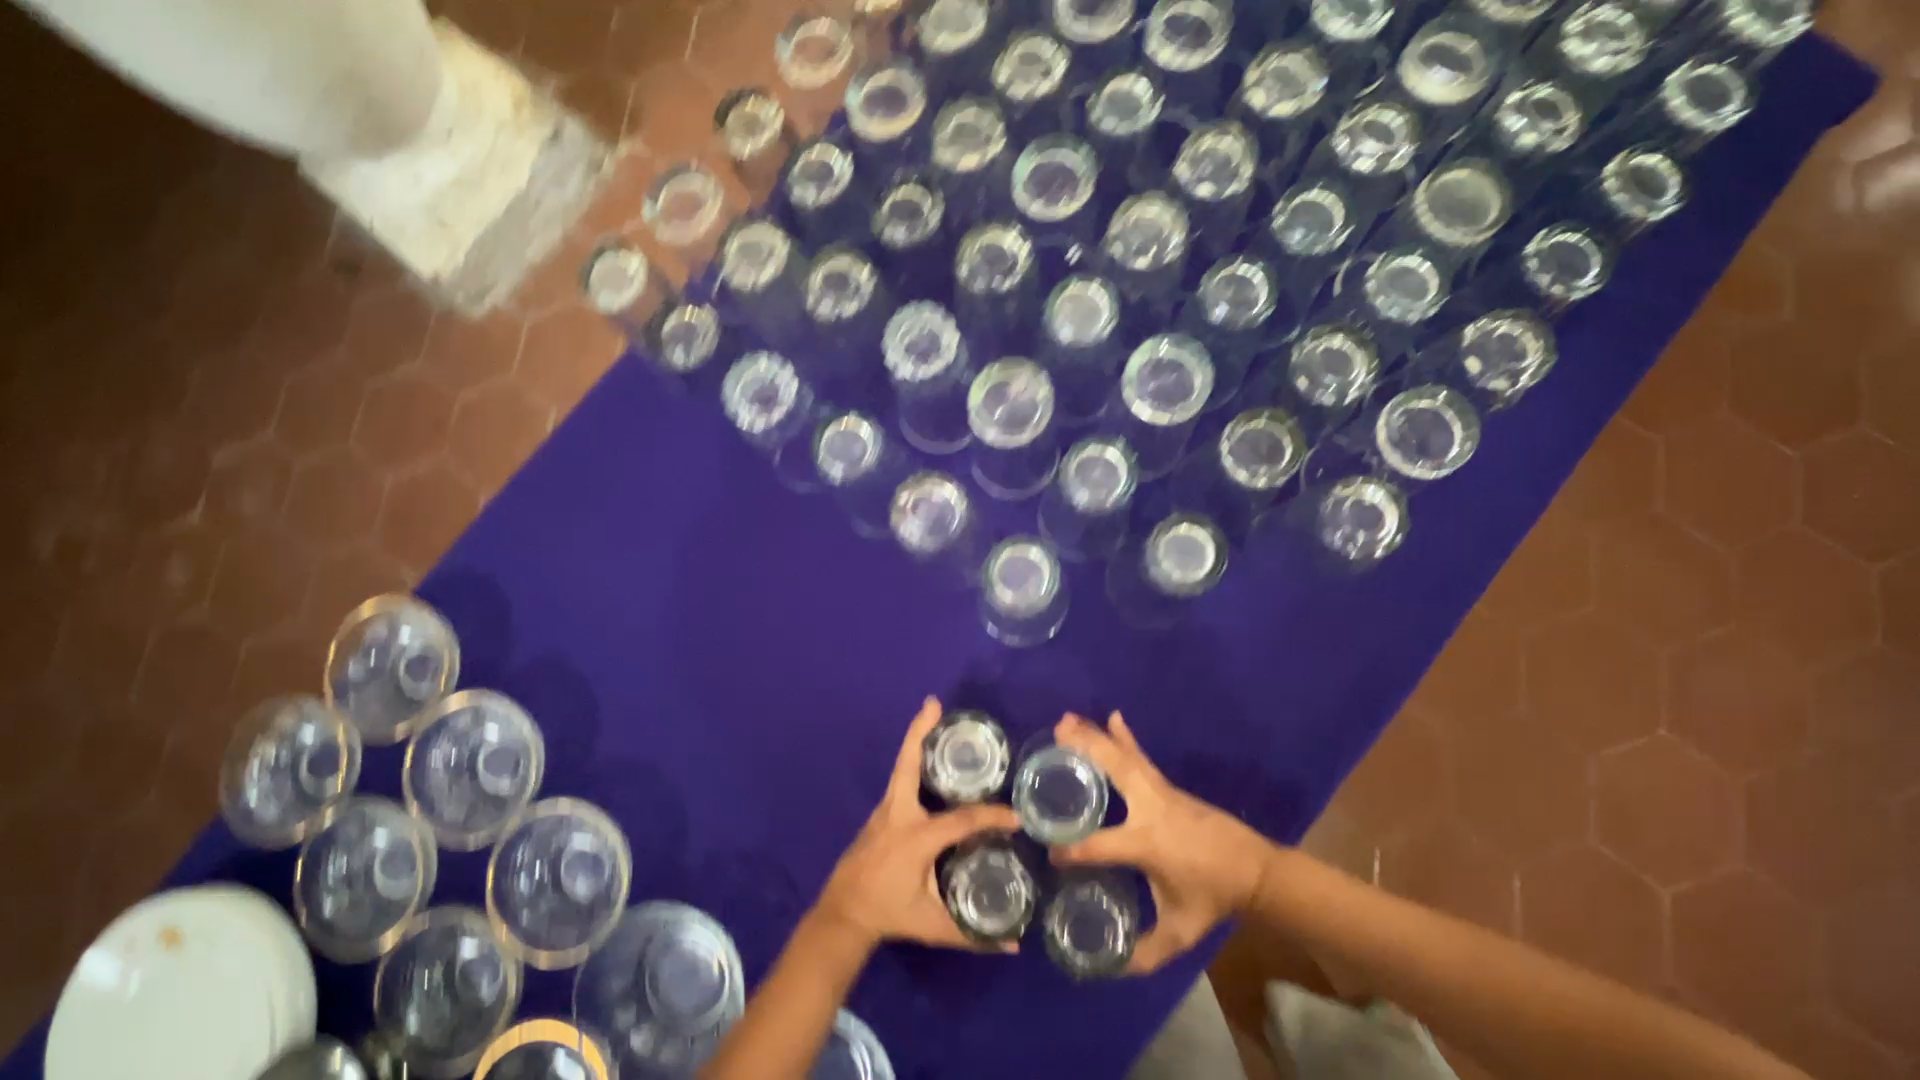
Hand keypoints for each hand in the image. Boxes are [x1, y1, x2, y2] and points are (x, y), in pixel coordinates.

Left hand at [813, 698, 1022, 950]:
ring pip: (901, 768)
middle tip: (934, 703)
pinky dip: (912, 762)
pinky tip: (929, 759)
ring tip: (934, 716)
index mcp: (916, 838)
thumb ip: (972, 934)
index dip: (992, 816)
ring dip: (916, 741)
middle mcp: (898, 815)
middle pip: (908, 764)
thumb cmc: (889, 915)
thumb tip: (1013, 944)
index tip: (1017, 818)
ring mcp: (884, 812)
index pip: (962, 819)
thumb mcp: (932, 926)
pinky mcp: (880, 815)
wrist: (843, 915)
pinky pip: (900, 781)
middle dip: (919, 732)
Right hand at [1052, 711, 1276, 973]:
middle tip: (1055, 731)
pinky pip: (1141, 758)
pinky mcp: (1168, 787)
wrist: (1256, 871)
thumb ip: (1146, 951)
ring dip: (1096, 736)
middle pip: (1114, 769)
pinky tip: (1115, 717)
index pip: (1097, 843)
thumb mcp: (1181, 930)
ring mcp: (1162, 793)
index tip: (1050, 852)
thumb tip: (1113, 967)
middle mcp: (1151, 809)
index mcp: (1147, 843)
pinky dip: (1126, 738)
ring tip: (1067, 719)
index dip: (1070, 849)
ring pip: (1125, 756)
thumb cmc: (1214, 898)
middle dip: (1085, 748)